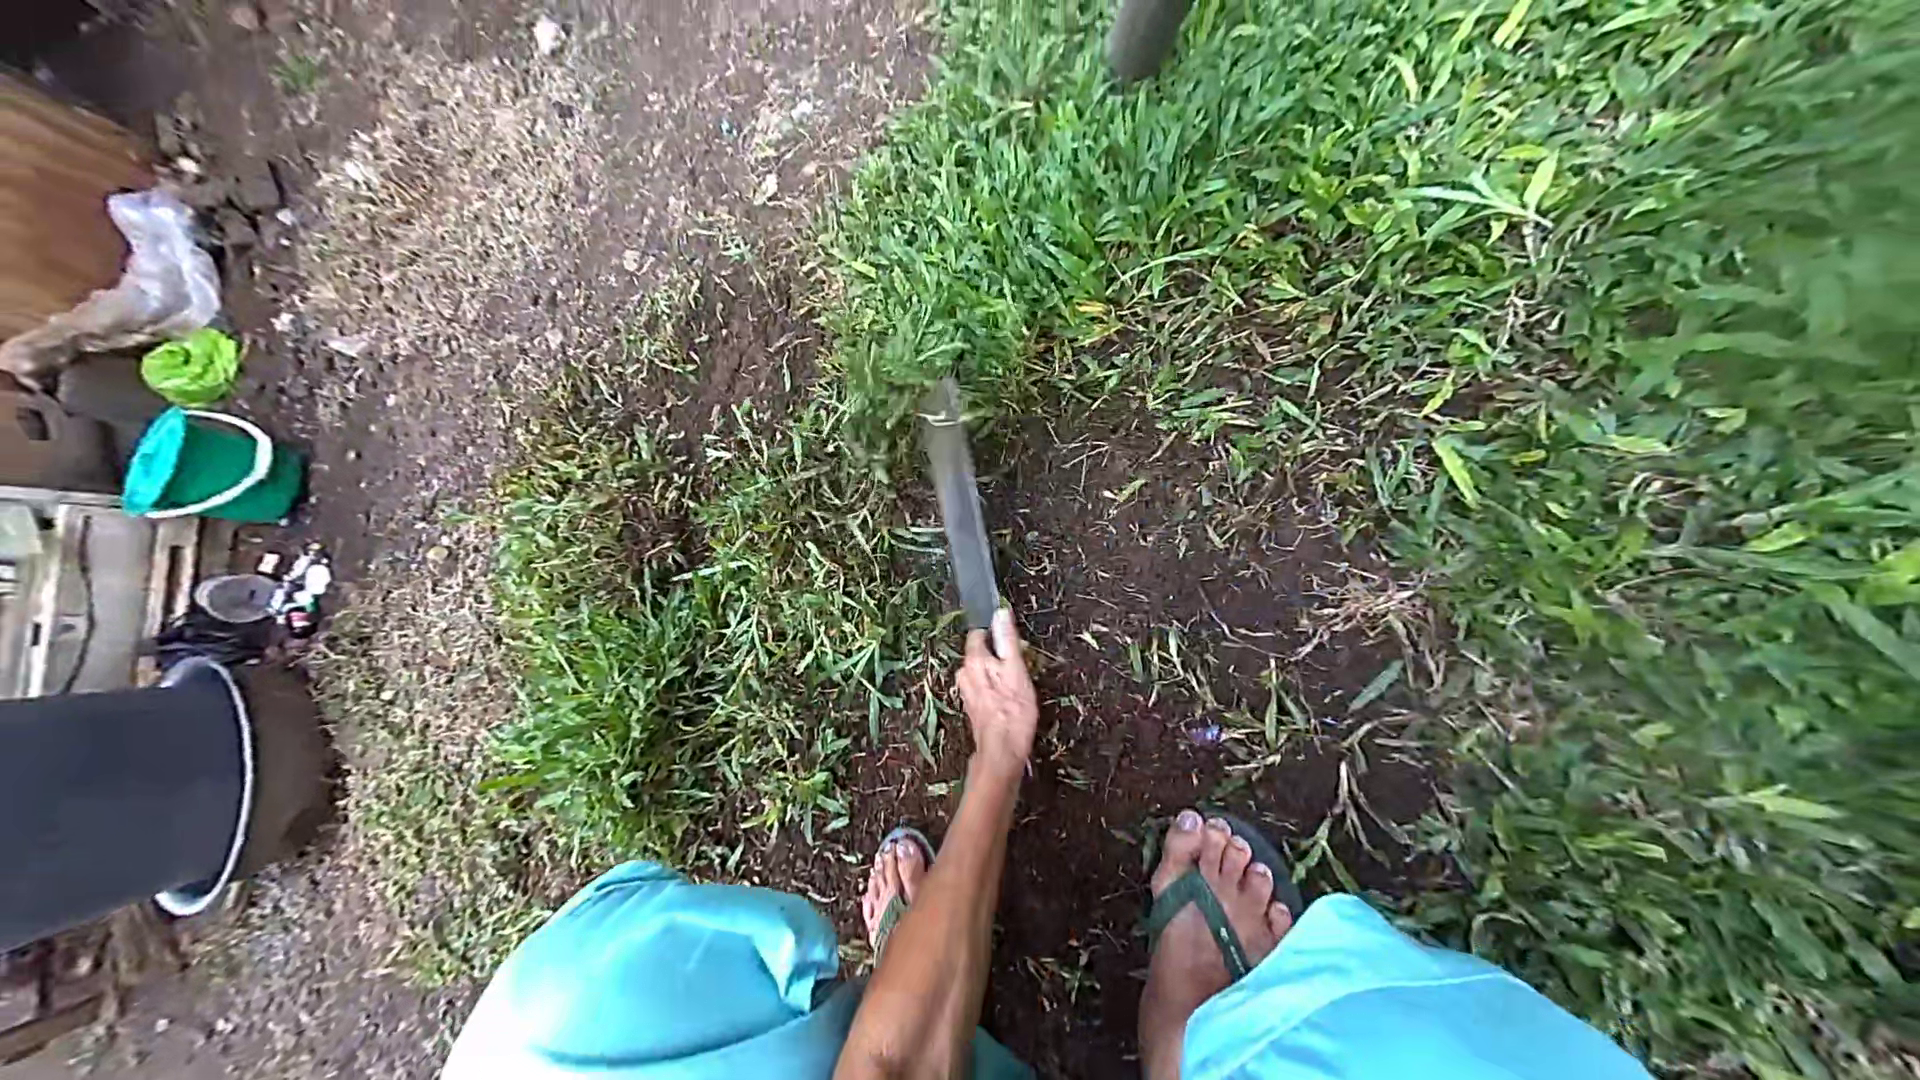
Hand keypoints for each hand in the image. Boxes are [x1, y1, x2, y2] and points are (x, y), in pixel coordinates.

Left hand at [957, 609, 1037, 773]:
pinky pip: (983, 686)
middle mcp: (963, 673)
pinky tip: (1009, 699)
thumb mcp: (1016, 669)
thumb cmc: (1013, 710)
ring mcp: (966, 690)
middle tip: (1019, 667)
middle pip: (981, 651)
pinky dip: (995, 687)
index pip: (978, 633)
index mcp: (973, 660)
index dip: (996, 634)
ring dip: (998, 673)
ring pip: (983, 670)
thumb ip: (1007, 639)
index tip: (1013, 644)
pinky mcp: (972, 705)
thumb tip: (1000, 612)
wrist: (1002, 750)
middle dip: (999, 655)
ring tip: (1017, 686)